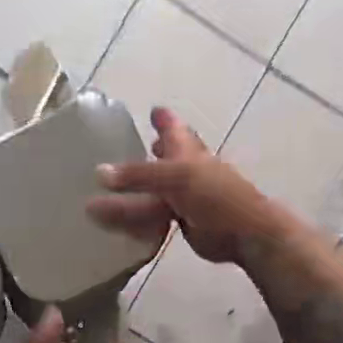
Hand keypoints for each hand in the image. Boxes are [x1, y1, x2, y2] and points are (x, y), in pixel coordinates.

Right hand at [86, 107, 283, 263]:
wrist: (243, 233)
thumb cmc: (215, 197)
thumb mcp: (174, 179)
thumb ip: (137, 175)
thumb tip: (99, 173)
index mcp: (188, 152)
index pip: (173, 128)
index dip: (164, 118)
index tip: (154, 109)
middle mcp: (187, 171)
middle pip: (168, 157)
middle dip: (156, 150)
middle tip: (142, 144)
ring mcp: (186, 198)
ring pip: (158, 189)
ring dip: (142, 187)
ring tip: (120, 186)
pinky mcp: (184, 222)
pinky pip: (156, 216)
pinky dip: (141, 216)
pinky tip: (127, 220)